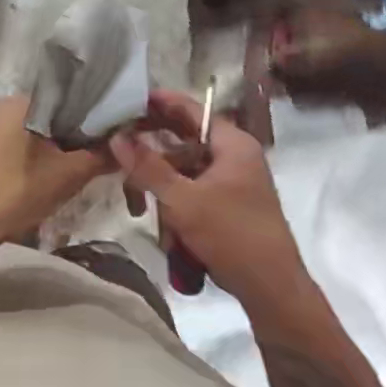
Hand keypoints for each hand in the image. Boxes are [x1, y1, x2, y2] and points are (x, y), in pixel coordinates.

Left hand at [0, 95, 111, 253]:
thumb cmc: (18, 192)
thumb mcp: (69, 174)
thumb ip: (100, 155)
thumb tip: (126, 145)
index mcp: (20, 102)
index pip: (70, 96)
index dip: (97, 114)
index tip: (118, 131)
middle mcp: (2, 107)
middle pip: (54, 115)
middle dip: (78, 133)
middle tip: (106, 150)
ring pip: (38, 132)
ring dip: (60, 146)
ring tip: (87, 162)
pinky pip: (21, 144)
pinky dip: (40, 155)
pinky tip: (56, 171)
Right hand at [108, 90, 309, 305]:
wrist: (269, 287)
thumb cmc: (231, 235)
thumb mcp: (181, 200)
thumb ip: (147, 166)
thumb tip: (116, 136)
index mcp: (233, 146)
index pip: (192, 110)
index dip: (159, 103)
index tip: (126, 99)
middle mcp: (233, 156)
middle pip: (182, 140)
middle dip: (150, 152)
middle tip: (116, 150)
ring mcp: (229, 181)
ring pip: (181, 169)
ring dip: (157, 184)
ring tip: (136, 204)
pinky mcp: (223, 203)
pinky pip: (188, 190)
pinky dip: (170, 201)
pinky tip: (158, 220)